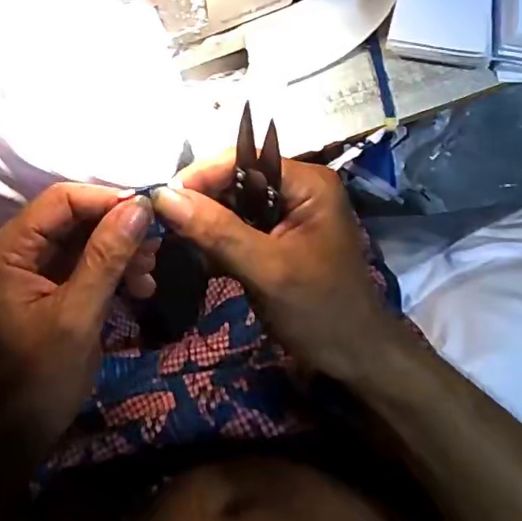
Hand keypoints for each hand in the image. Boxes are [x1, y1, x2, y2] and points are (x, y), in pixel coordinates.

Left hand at [0, 183, 155, 466]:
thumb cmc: (35, 382)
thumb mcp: (77, 317)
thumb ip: (106, 257)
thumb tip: (139, 206)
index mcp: (6, 251)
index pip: (61, 201)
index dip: (108, 201)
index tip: (151, 214)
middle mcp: (10, 254)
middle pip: (70, 221)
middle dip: (116, 231)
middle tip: (157, 251)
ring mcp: (22, 277)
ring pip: (76, 245)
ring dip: (116, 254)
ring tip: (151, 275)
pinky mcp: (36, 298)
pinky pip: (74, 271)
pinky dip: (105, 276)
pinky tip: (136, 289)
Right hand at [152, 156, 400, 380]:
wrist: (358, 360)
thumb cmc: (322, 311)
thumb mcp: (268, 270)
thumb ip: (218, 231)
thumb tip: (164, 197)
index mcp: (307, 182)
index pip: (243, 160)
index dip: (202, 175)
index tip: (163, 199)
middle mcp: (296, 188)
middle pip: (233, 180)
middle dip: (200, 201)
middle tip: (163, 223)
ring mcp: (286, 213)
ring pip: (230, 204)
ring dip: (204, 223)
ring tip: (175, 241)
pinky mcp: (275, 238)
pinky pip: (236, 226)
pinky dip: (215, 241)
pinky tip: (198, 257)